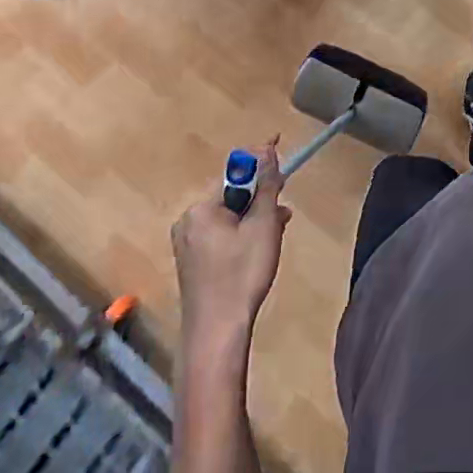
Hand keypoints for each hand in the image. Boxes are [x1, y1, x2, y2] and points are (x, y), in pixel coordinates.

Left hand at [171, 138, 291, 343]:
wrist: (218, 329)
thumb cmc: (242, 272)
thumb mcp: (264, 224)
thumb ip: (266, 186)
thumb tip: (267, 151)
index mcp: (200, 209)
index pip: (234, 171)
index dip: (260, 158)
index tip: (280, 142)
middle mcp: (188, 221)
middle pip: (233, 193)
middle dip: (262, 195)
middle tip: (284, 207)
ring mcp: (188, 243)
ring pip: (231, 214)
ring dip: (257, 215)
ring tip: (278, 229)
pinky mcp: (194, 261)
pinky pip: (224, 232)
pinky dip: (245, 231)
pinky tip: (263, 244)